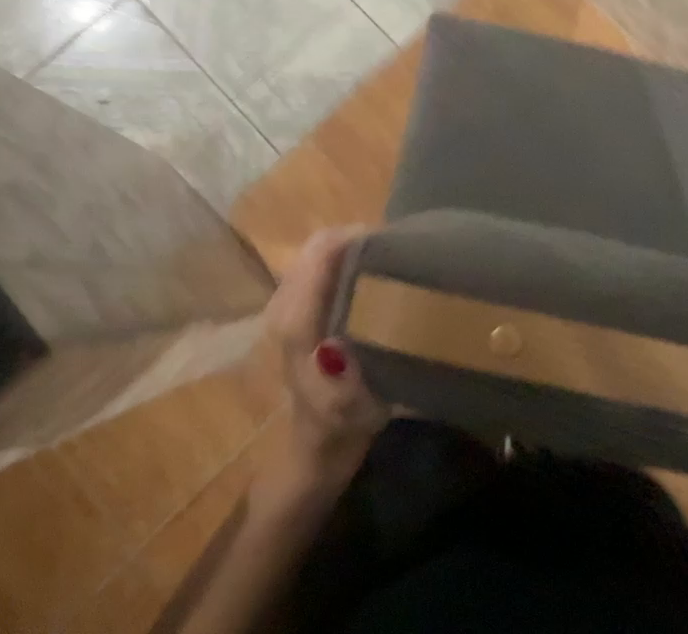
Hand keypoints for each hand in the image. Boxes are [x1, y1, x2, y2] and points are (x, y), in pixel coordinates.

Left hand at [262, 227, 389, 487]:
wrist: (316, 451)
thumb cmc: (335, 428)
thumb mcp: (345, 412)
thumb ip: (341, 384)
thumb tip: (337, 347)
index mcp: (295, 320)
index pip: (320, 254)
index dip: (356, 237)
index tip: (398, 240)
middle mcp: (286, 304)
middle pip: (318, 248)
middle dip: (357, 239)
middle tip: (401, 248)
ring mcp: (291, 307)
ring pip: (320, 256)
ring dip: (353, 249)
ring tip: (393, 257)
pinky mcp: (300, 313)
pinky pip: (324, 270)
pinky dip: (348, 263)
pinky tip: (376, 277)